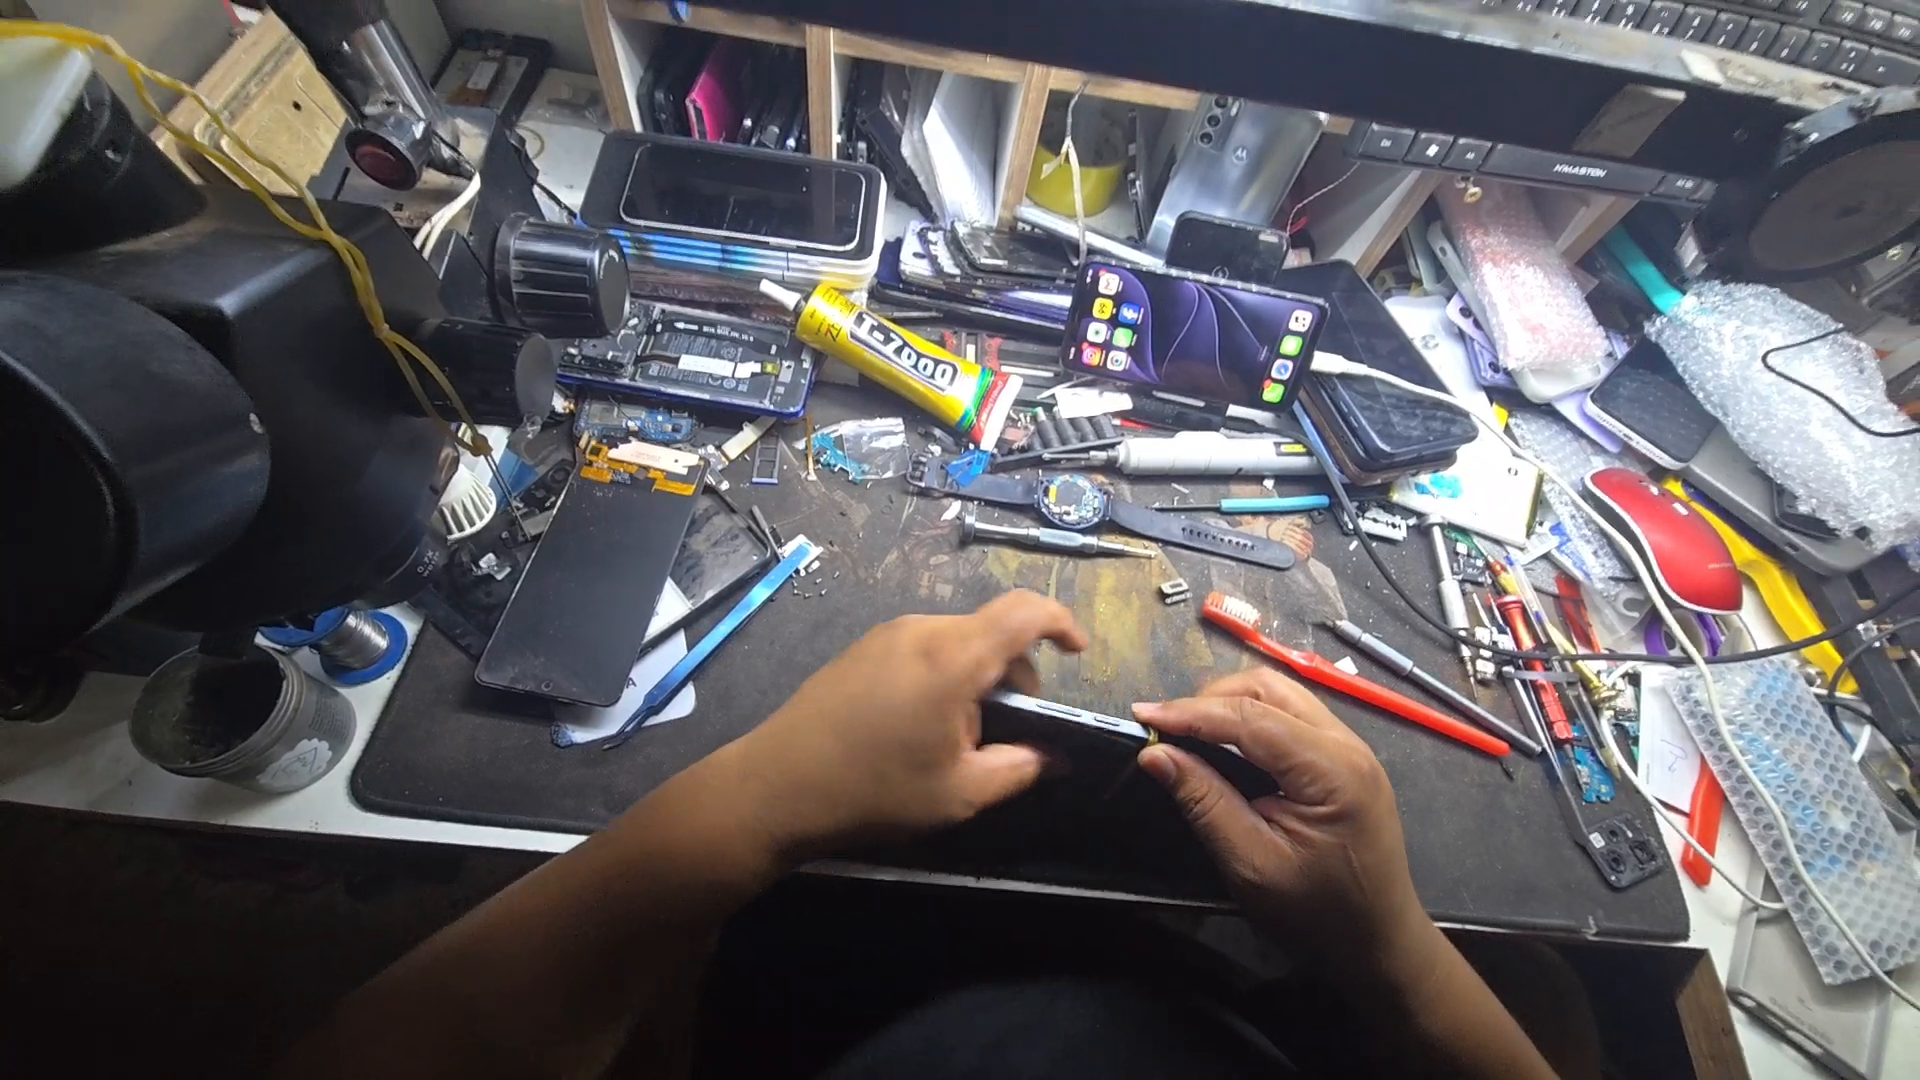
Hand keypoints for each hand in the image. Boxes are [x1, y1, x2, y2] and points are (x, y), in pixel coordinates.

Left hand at [727, 590, 1087, 857]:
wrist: (775, 786)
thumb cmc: (875, 790)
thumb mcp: (960, 792)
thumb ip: (1020, 767)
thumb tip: (1056, 757)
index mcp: (953, 657)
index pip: (1025, 610)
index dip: (1062, 622)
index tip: (1078, 652)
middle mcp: (922, 630)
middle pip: (992, 630)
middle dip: (1017, 671)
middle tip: (1008, 727)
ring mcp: (888, 634)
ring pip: (958, 640)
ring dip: (979, 675)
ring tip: (959, 733)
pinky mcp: (864, 647)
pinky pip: (925, 647)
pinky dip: (946, 672)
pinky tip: (922, 722)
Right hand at [1133, 669, 1435, 975]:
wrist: (1381, 948)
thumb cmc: (1318, 916)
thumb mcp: (1251, 864)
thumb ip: (1204, 802)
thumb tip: (1154, 754)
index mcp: (1332, 771)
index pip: (1250, 716)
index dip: (1190, 711)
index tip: (1142, 715)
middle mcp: (1346, 744)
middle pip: (1268, 687)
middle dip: (1210, 698)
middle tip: (1167, 726)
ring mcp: (1349, 747)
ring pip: (1278, 691)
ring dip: (1229, 700)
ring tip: (1189, 728)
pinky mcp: (1342, 756)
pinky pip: (1289, 711)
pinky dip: (1248, 713)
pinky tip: (1223, 737)